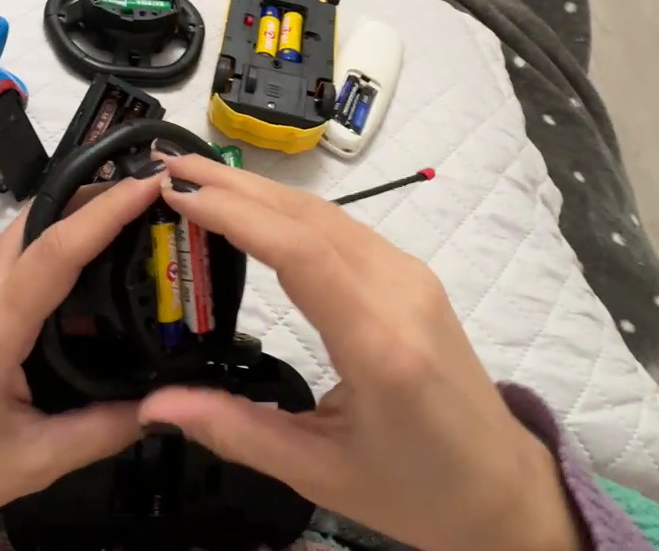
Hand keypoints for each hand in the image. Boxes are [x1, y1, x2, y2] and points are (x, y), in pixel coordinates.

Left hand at [0, 178, 160, 550]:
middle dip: (94, 196)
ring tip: (133, 221)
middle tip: (152, 195)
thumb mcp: (34, 462)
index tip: (151, 183)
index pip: (56, 249)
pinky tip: (90, 268)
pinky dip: (56, 245)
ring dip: (73, 216)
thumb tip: (167, 401)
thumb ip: (104, 429)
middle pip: (37, 221)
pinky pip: (16, 257)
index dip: (106, 210)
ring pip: (24, 233)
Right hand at [140, 154, 581, 550]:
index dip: (235, 213)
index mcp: (380, 346)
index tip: (177, 194)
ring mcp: (409, 274)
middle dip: (232, 184)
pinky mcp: (408, 271)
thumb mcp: (319, 474)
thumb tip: (152, 407)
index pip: (300, 252)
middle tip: (169, 167)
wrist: (506, 488)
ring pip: (322, 211)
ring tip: (196, 178)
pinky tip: (249, 204)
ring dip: (256, 188)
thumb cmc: (416, 491)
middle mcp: (399, 292)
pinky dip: (283, 206)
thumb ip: (234, 429)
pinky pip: (338, 223)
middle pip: (306, 216)